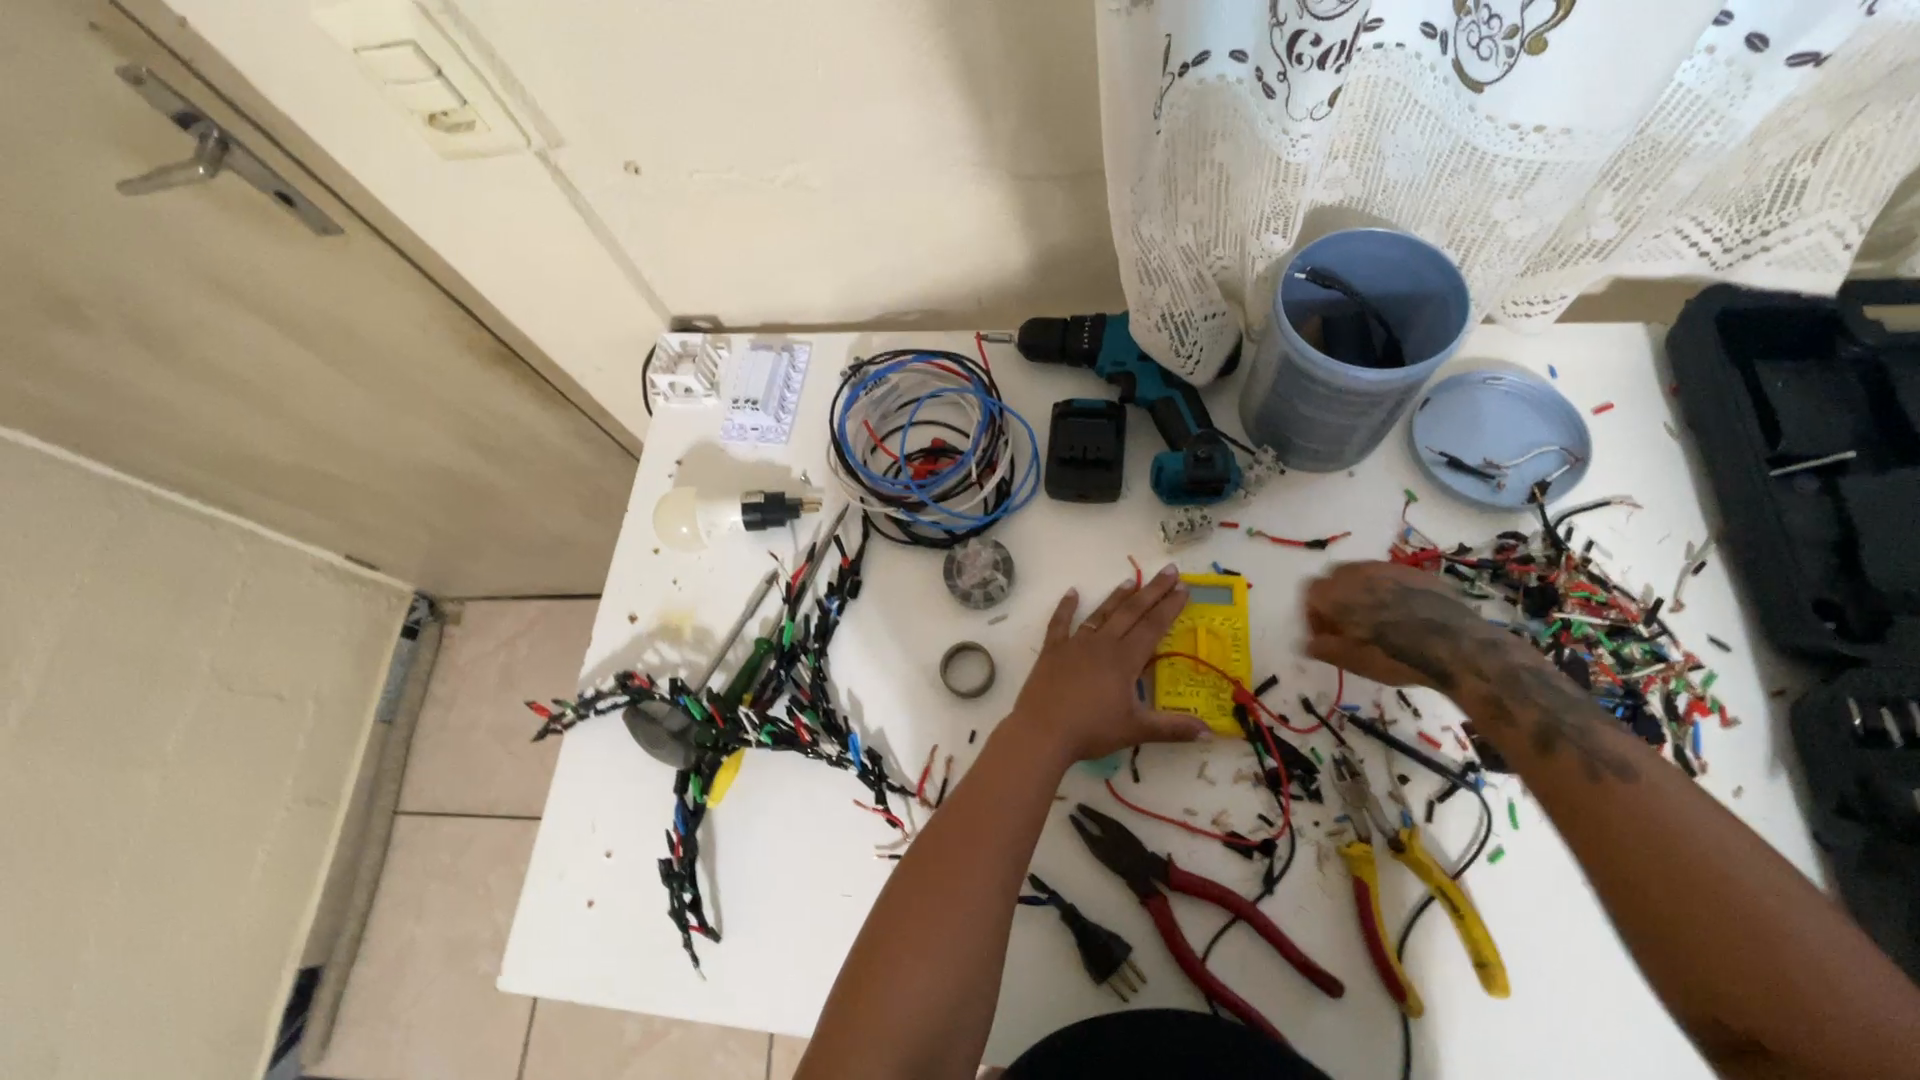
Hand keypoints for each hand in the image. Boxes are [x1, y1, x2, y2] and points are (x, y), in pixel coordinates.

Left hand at [1003, 563, 1210, 765]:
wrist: (1042, 732)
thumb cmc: (1091, 730)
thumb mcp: (1136, 730)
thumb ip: (1173, 728)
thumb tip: (1210, 733)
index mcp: (1125, 660)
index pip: (1153, 626)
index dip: (1170, 606)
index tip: (1184, 587)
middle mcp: (1102, 644)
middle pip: (1131, 612)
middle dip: (1152, 591)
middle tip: (1169, 570)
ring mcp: (1074, 645)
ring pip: (1101, 614)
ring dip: (1117, 597)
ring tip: (1131, 581)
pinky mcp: (1052, 651)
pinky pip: (1059, 623)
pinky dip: (1066, 607)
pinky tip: (1072, 592)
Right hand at [1303, 561, 1498, 693]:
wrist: (1456, 646)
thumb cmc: (1394, 656)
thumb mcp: (1352, 661)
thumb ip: (1323, 648)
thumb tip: (1308, 643)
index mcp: (1334, 592)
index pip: (1310, 594)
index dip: (1314, 615)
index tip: (1327, 636)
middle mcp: (1357, 572)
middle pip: (1335, 578)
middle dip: (1337, 599)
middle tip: (1349, 626)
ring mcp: (1389, 568)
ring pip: (1364, 574)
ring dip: (1363, 593)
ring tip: (1378, 619)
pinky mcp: (1417, 572)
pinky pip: (1392, 577)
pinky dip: (1390, 592)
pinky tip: (1405, 614)